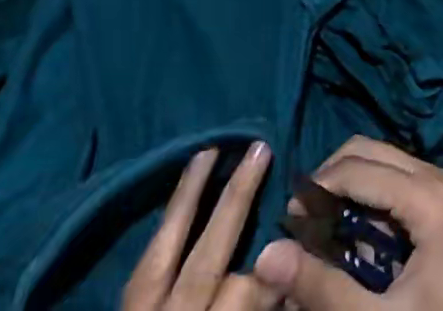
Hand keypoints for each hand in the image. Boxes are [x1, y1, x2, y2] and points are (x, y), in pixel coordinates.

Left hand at [123, 142, 277, 310]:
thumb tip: (284, 285)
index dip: (272, 262)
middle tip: (260, 148)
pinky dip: (162, 226)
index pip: (243, 292)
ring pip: (162, 251)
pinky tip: (179, 195)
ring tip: (208, 151)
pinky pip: (143, 265)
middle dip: (233, 200)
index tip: (299, 227)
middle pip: (205, 258)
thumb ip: (249, 309)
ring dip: (186, 198)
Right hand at [251, 136, 442, 310]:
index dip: (314, 190)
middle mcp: (433, 175)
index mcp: (425, 194)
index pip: (355, 166)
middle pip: (366, 150)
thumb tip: (267, 254)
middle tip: (301, 224)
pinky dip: (364, 200)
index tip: (287, 225)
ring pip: (378, 162)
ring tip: (319, 233)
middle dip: (328, 180)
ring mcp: (438, 186)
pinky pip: (392, 182)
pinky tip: (349, 239)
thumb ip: (323, 287)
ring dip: (345, 189)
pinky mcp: (438, 202)